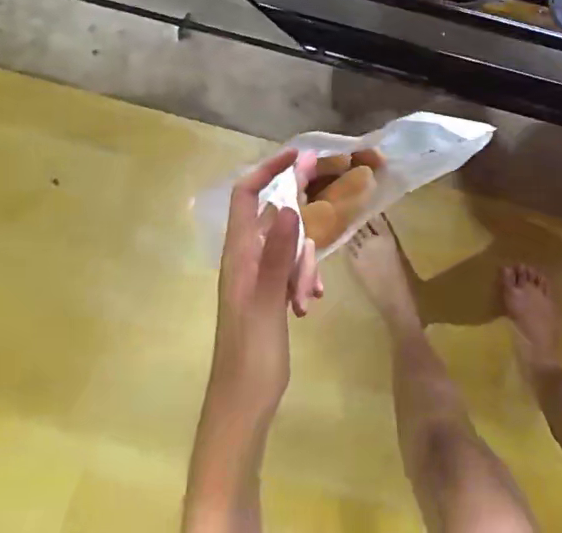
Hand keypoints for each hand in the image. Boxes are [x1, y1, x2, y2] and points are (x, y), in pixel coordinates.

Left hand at [209, 148, 323, 421]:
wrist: (242, 405)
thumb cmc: (251, 354)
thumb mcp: (268, 302)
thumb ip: (278, 255)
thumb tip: (289, 206)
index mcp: (239, 253)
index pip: (246, 195)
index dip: (268, 170)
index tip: (299, 155)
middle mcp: (246, 258)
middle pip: (274, 216)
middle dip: (300, 218)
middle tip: (323, 205)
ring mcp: (258, 277)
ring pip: (289, 246)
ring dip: (305, 262)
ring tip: (307, 297)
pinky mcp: (270, 294)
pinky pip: (293, 270)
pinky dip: (304, 279)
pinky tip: (311, 303)